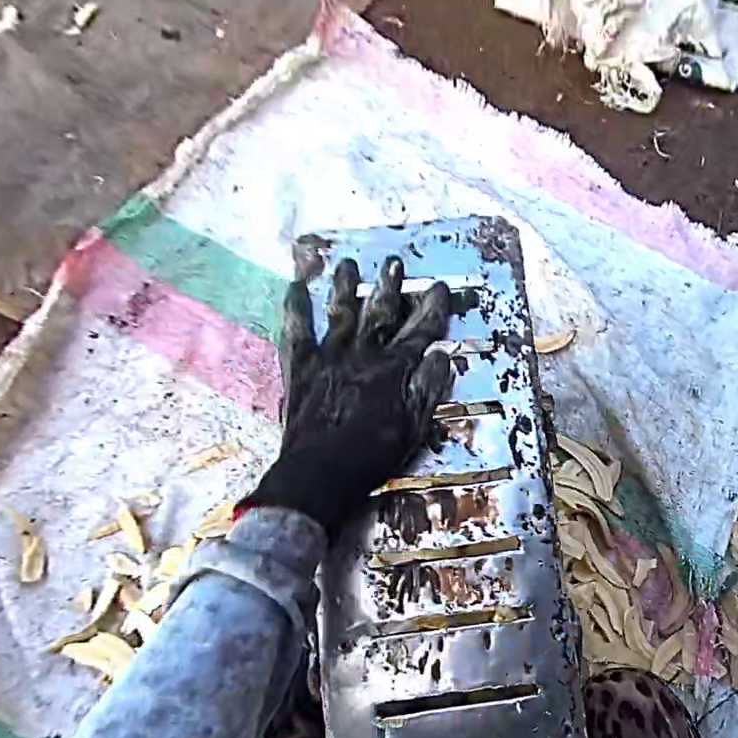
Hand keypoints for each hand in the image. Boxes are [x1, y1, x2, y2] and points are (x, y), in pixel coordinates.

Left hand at [244, 256, 456, 533]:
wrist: (320, 473)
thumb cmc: (371, 456)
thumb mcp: (413, 429)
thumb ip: (428, 390)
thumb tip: (441, 355)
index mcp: (393, 370)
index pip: (419, 331)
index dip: (432, 308)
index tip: (439, 288)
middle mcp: (362, 354)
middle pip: (379, 312)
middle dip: (390, 287)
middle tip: (394, 264)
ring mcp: (329, 357)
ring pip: (340, 312)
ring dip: (345, 286)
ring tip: (348, 264)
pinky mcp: (300, 366)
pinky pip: (297, 330)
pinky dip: (296, 308)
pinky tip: (296, 288)